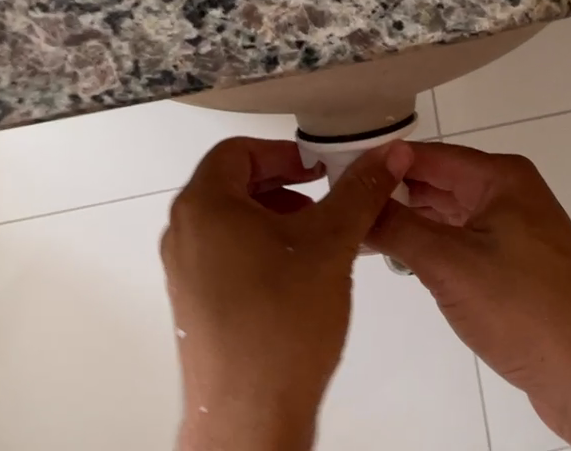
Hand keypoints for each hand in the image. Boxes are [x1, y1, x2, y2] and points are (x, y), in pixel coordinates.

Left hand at [162, 136, 410, 450]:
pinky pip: (226, 254)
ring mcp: (185, 271)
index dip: (284, 153)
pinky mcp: (194, 304)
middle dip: (283, 183)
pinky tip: (299, 274)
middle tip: (323, 195)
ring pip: (232, 221)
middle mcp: (183, 232)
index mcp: (203, 205)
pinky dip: (261, 247)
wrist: (250, 418)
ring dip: (275, 216)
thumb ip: (359, 191)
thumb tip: (386, 154)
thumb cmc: (281, 323)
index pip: (239, 151)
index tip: (319, 167)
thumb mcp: (330, 243)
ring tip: (318, 236)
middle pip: (233, 183)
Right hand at [367, 142, 570, 450]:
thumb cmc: (521, 308)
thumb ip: (395, 227)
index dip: (381, 164)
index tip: (336, 177)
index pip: (426, 155)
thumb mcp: (447, 264)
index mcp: (501, 176)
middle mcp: (511, 192)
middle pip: (437, 181)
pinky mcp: (519, 263)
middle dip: (392, 195)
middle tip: (341, 209)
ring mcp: (517, 228)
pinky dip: (434, 244)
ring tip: (361, 234)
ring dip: (411, 222)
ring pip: (449, 212)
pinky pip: (465, 239)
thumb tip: (354, 201)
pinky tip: (402, 258)